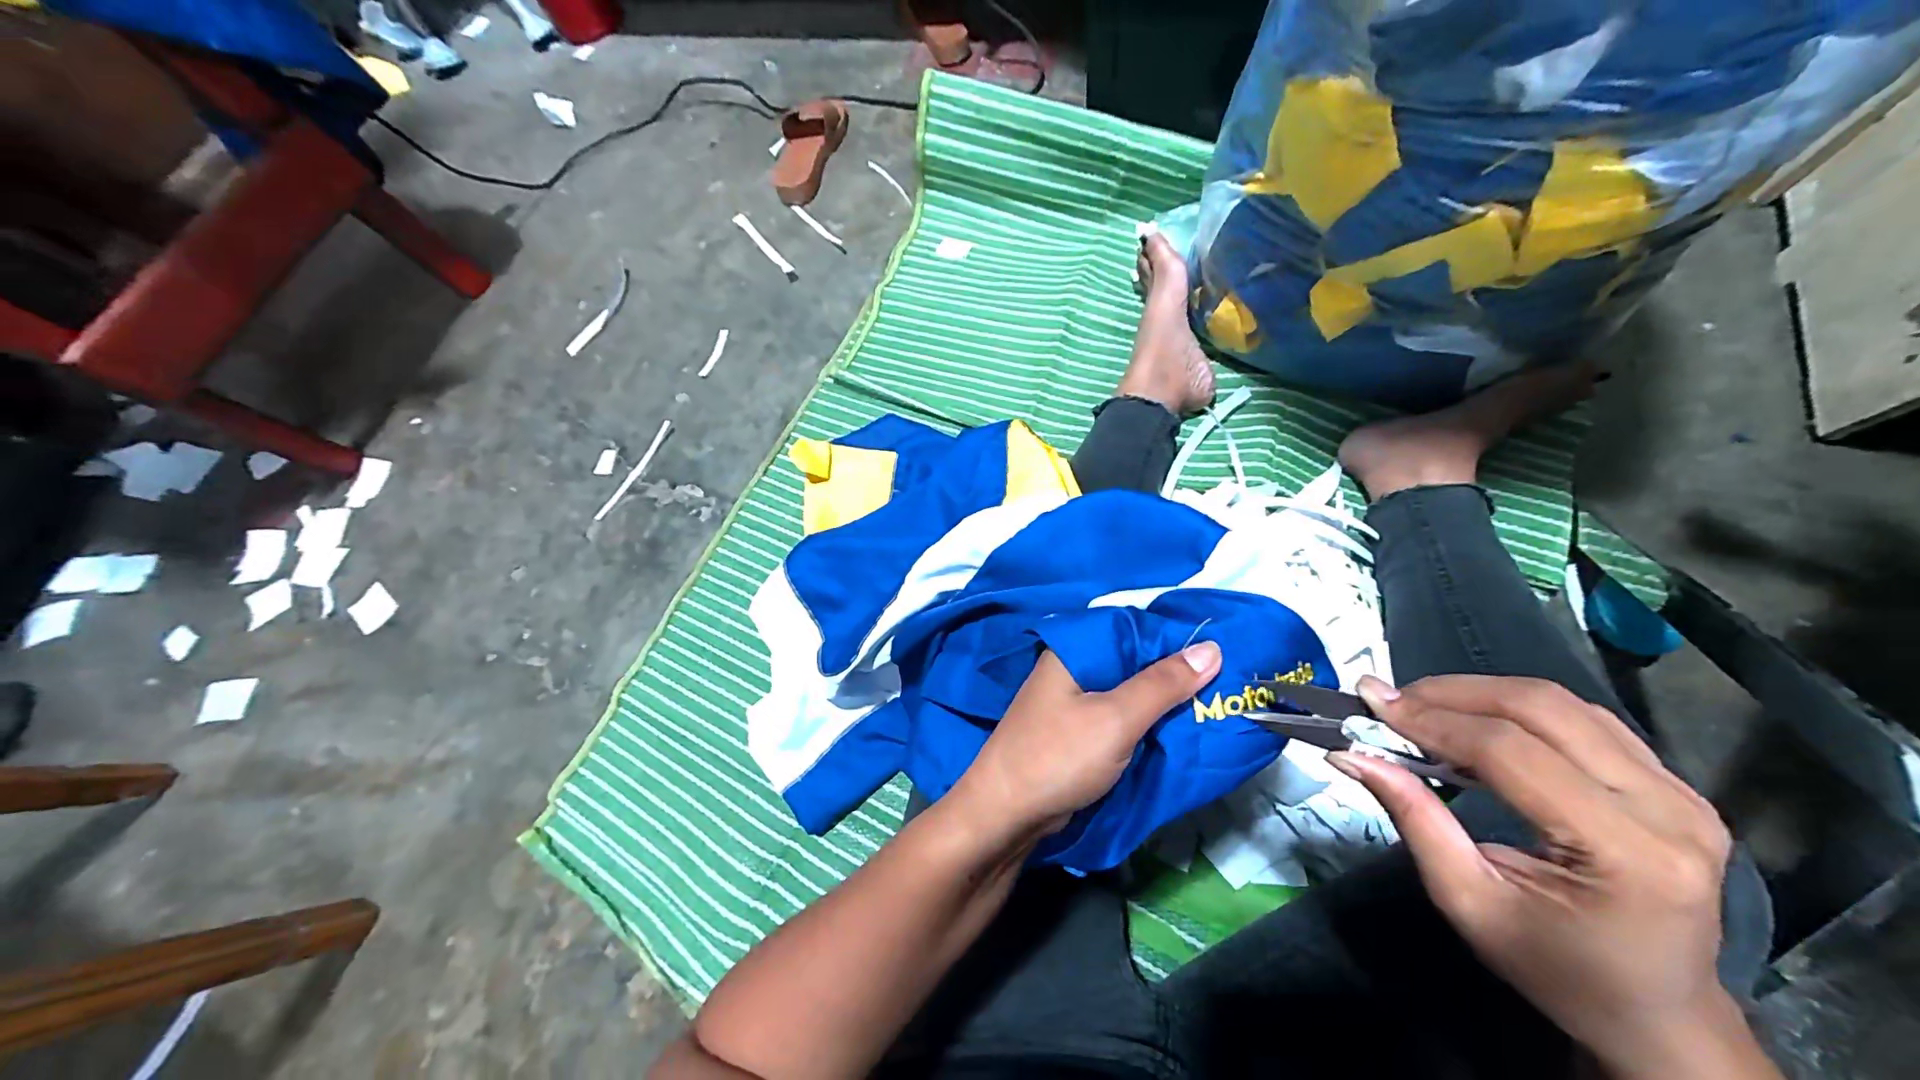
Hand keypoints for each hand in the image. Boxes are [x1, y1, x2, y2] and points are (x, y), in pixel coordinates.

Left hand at [949, 642, 1222, 839]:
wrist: (1007, 814)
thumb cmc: (1059, 756)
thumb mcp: (1117, 717)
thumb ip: (1162, 684)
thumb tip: (1211, 647)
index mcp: (1074, 652)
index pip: (1133, 629)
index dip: (1175, 638)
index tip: (1221, 651)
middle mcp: (1072, 670)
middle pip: (1133, 662)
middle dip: (1175, 674)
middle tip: (1227, 682)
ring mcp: (1072, 703)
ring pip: (1128, 693)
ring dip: (1164, 702)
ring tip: (1213, 705)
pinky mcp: (1077, 733)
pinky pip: (1119, 719)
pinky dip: (1146, 724)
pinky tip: (1178, 731)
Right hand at [1330, 675, 1768, 1078]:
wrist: (1655, 1012)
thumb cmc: (1554, 967)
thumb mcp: (1468, 901)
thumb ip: (1414, 818)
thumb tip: (1349, 754)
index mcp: (1627, 853)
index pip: (1513, 752)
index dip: (1435, 720)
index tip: (1371, 703)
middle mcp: (1668, 810)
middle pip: (1543, 710)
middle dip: (1454, 694)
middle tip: (1391, 701)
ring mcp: (1682, 792)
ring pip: (1564, 704)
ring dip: (1483, 693)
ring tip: (1424, 707)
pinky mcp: (1676, 784)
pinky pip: (1586, 719)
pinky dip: (1518, 708)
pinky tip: (1478, 721)